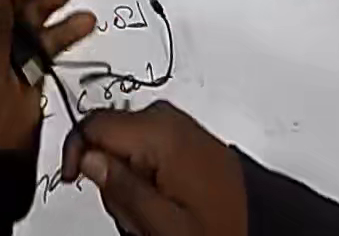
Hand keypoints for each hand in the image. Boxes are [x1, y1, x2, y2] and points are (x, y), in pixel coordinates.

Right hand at [61, 101, 247, 235]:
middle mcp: (163, 115)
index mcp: (158, 129)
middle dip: (111, 176)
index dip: (76, 151)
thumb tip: (86, 156)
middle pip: (107, 134)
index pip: (94, 124)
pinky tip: (161, 201)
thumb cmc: (224, 228)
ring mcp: (172, 121)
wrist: (267, 227)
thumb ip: (121, 187)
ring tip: (155, 215)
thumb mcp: (166, 225)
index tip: (72, 178)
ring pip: (122, 141)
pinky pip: (142, 144)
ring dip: (127, 180)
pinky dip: (142, 173)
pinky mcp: (179, 131)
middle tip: (135, 216)